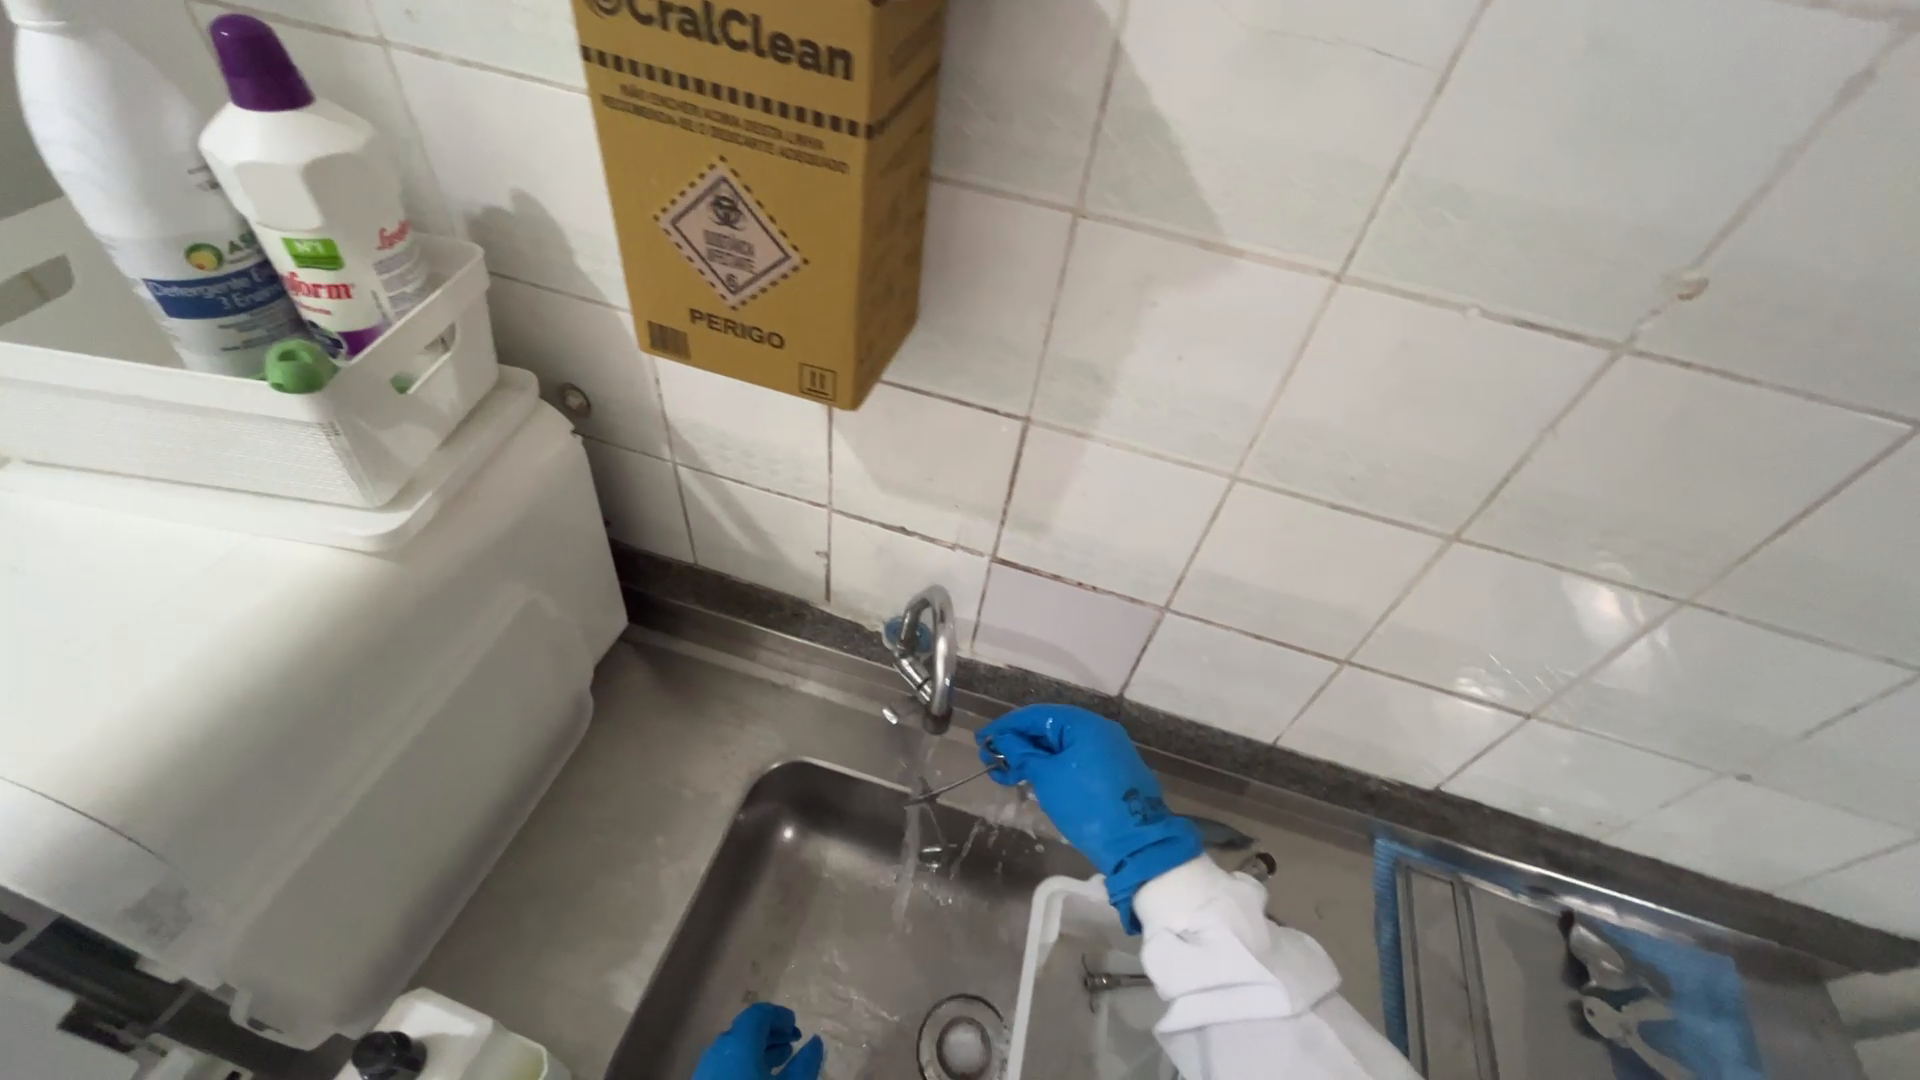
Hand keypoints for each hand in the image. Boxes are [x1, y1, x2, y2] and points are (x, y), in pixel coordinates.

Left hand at [691, 1003, 824, 1079]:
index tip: (797, 1028)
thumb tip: (815, 1043)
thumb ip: (805, 1064)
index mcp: (739, 1043)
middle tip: (794, 1042)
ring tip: (783, 1061)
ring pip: (735, 1050)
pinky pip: (726, 1066)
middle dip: (772, 1033)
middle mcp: (718, 1051)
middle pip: (746, 1030)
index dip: (780, 1016)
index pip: (759, 1013)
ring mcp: (706, 1072)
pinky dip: (745, 1065)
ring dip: (760, 1050)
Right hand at [978, 705, 1202, 931]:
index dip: (1006, 727)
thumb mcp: (1048, 778)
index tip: (981, 740)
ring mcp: (1106, 752)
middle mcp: (1098, 731)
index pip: (1037, 716)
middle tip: (991, 761)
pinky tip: (1031, 779)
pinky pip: (1072, 760)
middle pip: (1048, 729)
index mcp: (1084, 724)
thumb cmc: (1087, 805)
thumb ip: (1022, 754)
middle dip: (1017, 744)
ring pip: (1059, 747)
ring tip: (1006, 775)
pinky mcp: (1109, 772)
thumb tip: (1002, 741)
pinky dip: (1050, 767)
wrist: (1135, 845)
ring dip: (1031, 758)